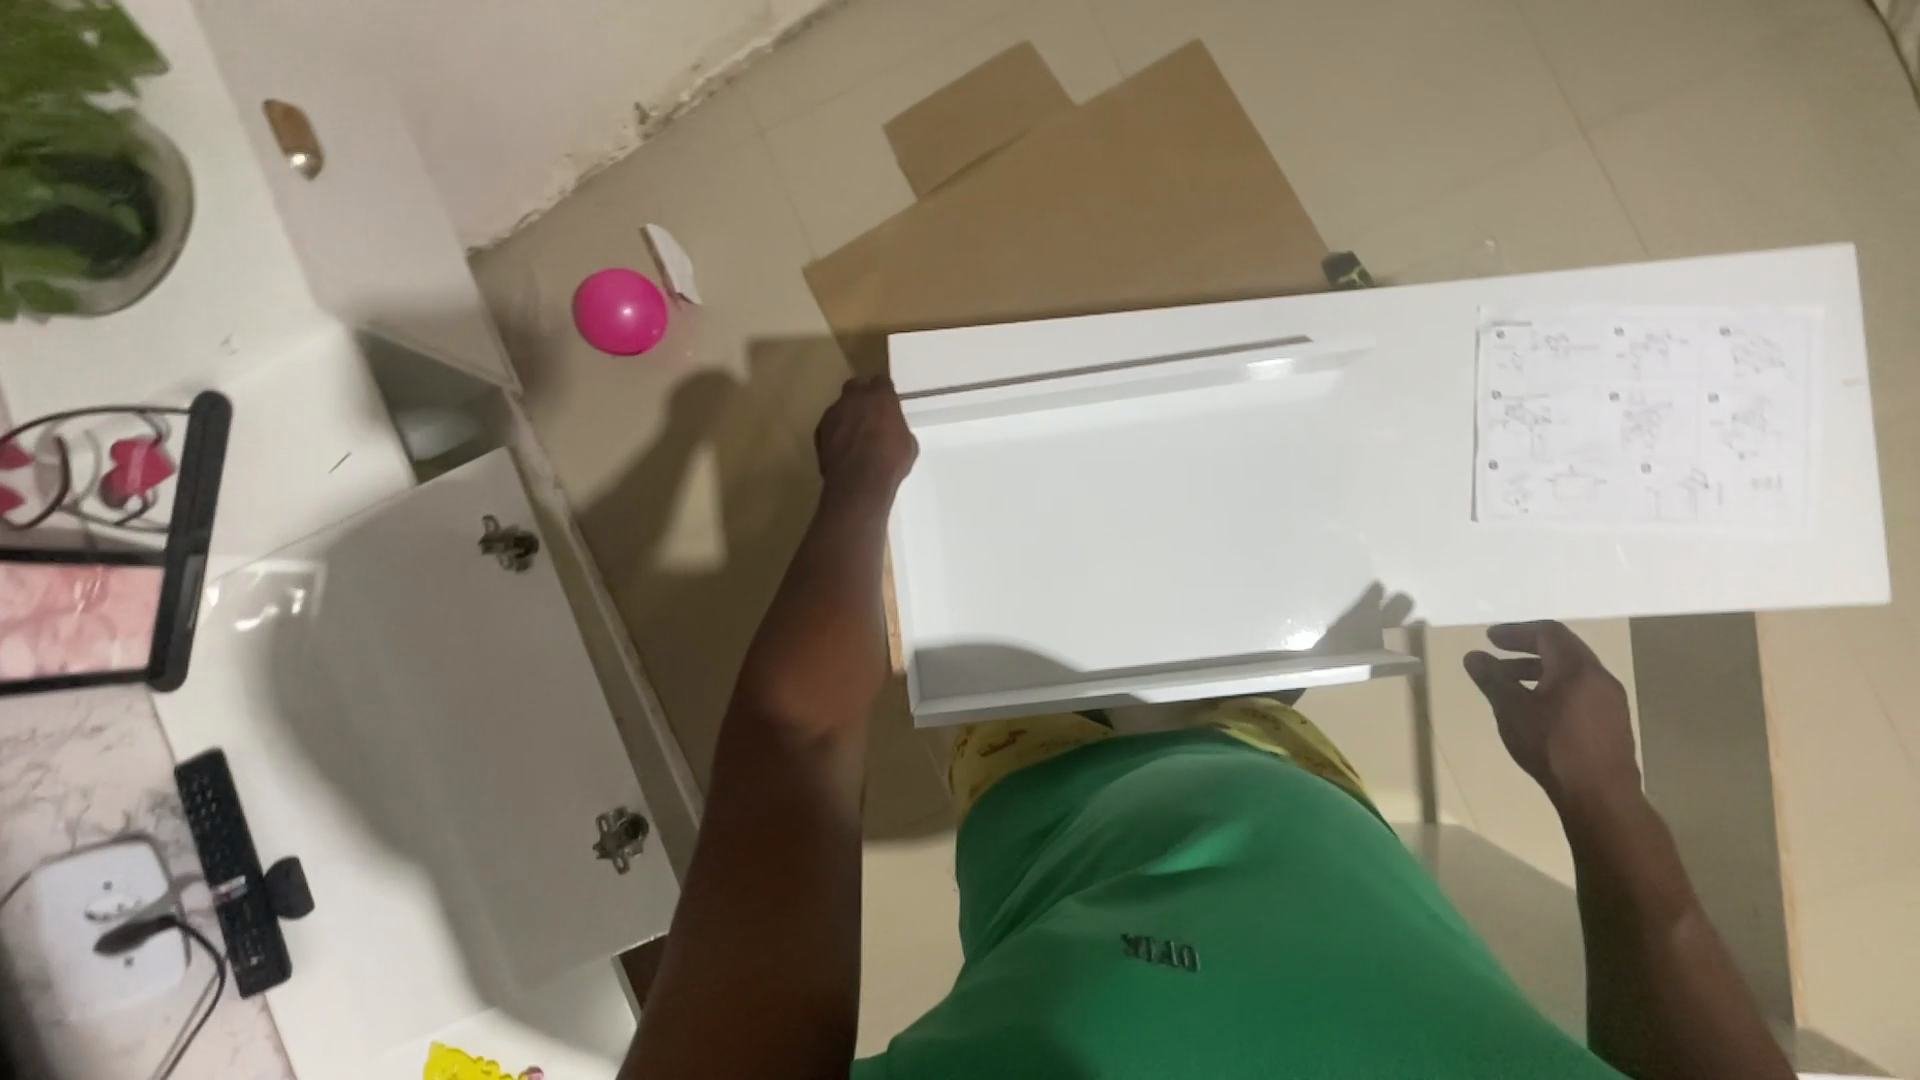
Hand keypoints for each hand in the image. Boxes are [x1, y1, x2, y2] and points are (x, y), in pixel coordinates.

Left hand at [815, 376, 916, 502]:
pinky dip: (836, 432)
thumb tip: (891, 433)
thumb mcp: (907, 444)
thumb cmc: (890, 461)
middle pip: (856, 386)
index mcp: (880, 396)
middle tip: (870, 414)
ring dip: (847, 415)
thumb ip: (897, 428)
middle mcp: (854, 398)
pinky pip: (830, 425)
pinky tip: (843, 449)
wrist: (858, 482)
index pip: (882, 382)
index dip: (885, 393)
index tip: (887, 404)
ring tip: (855, 436)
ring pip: (840, 406)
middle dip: (862, 396)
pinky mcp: (819, 431)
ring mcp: (833, 413)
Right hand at [1464, 621, 1640, 809]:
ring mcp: (1611, 702)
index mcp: (1577, 669)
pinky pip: (1581, 691)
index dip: (1516, 631)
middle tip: (1496, 654)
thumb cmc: (1551, 745)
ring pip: (1572, 672)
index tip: (1490, 639)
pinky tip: (1535, 708)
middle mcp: (1600, 678)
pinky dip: (1554, 687)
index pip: (1548, 632)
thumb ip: (1492, 679)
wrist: (1599, 795)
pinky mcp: (1612, 722)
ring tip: (1510, 684)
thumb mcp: (1511, 709)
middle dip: (1526, 648)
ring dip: (1539, 670)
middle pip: (1563, 649)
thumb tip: (1474, 656)